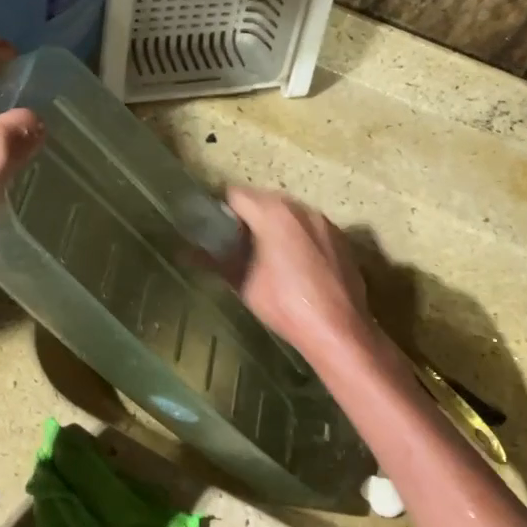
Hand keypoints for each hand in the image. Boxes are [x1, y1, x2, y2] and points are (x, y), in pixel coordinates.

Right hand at [220, 186, 372, 353]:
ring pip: (288, 212)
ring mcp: (324, 222)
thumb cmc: (286, 306)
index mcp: (273, 213)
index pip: (235, 194)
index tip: (213, 229)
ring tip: (265, 254)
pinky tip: (294, 264)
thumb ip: (215, 261)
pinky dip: (297, 236)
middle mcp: (301, 208)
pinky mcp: (341, 238)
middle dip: (248, 216)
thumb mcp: (244, 284)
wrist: (339, 331)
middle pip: (263, 199)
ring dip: (273, 225)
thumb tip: (185, 252)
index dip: (220, 209)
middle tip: (235, 243)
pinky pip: (309, 227)